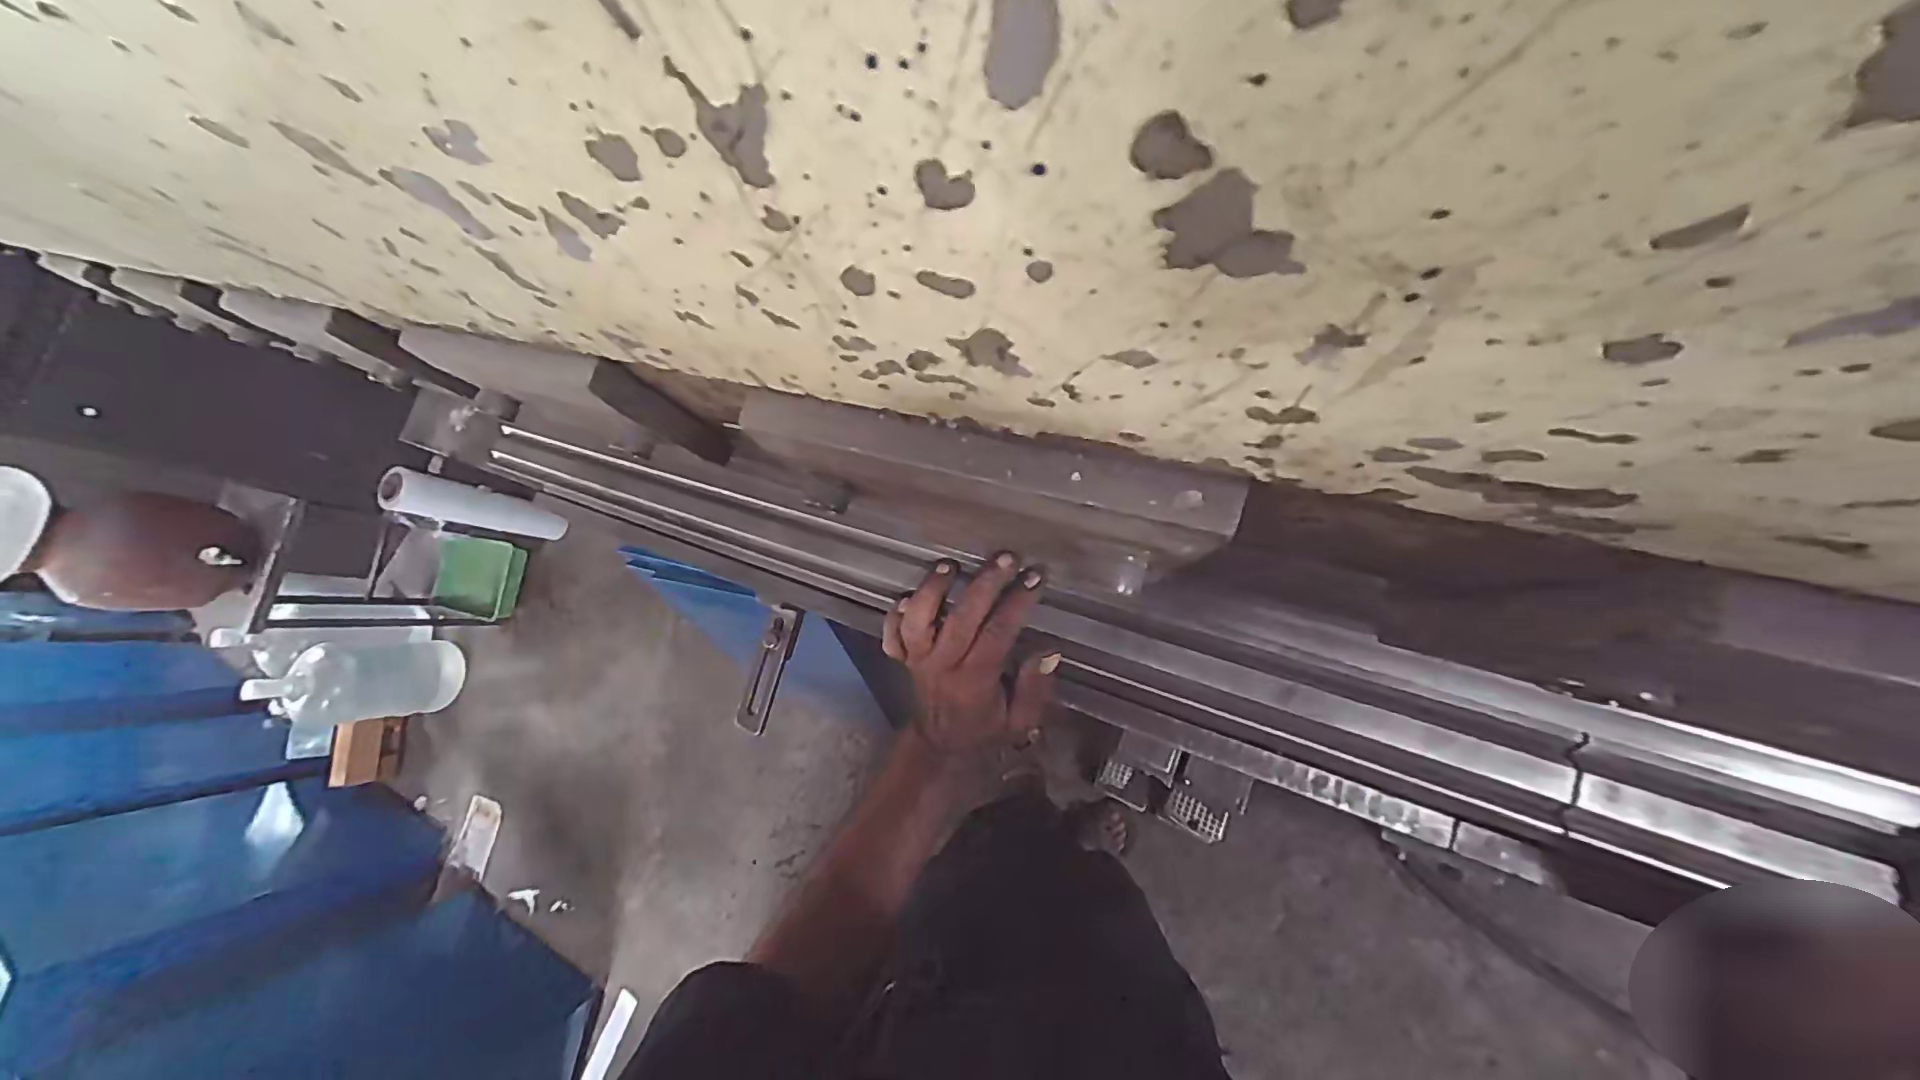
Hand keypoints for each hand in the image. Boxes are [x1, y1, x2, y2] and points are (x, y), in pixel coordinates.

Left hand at [881, 552, 1058, 756]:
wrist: (940, 745)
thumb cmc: (984, 729)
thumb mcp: (1019, 721)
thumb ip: (1035, 689)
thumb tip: (1049, 652)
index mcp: (975, 680)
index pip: (998, 633)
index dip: (1017, 602)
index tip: (1035, 578)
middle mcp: (943, 665)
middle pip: (962, 618)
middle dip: (985, 583)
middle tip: (1006, 558)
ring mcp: (919, 660)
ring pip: (919, 621)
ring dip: (933, 589)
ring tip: (951, 564)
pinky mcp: (903, 658)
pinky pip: (892, 634)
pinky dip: (895, 614)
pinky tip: (908, 595)